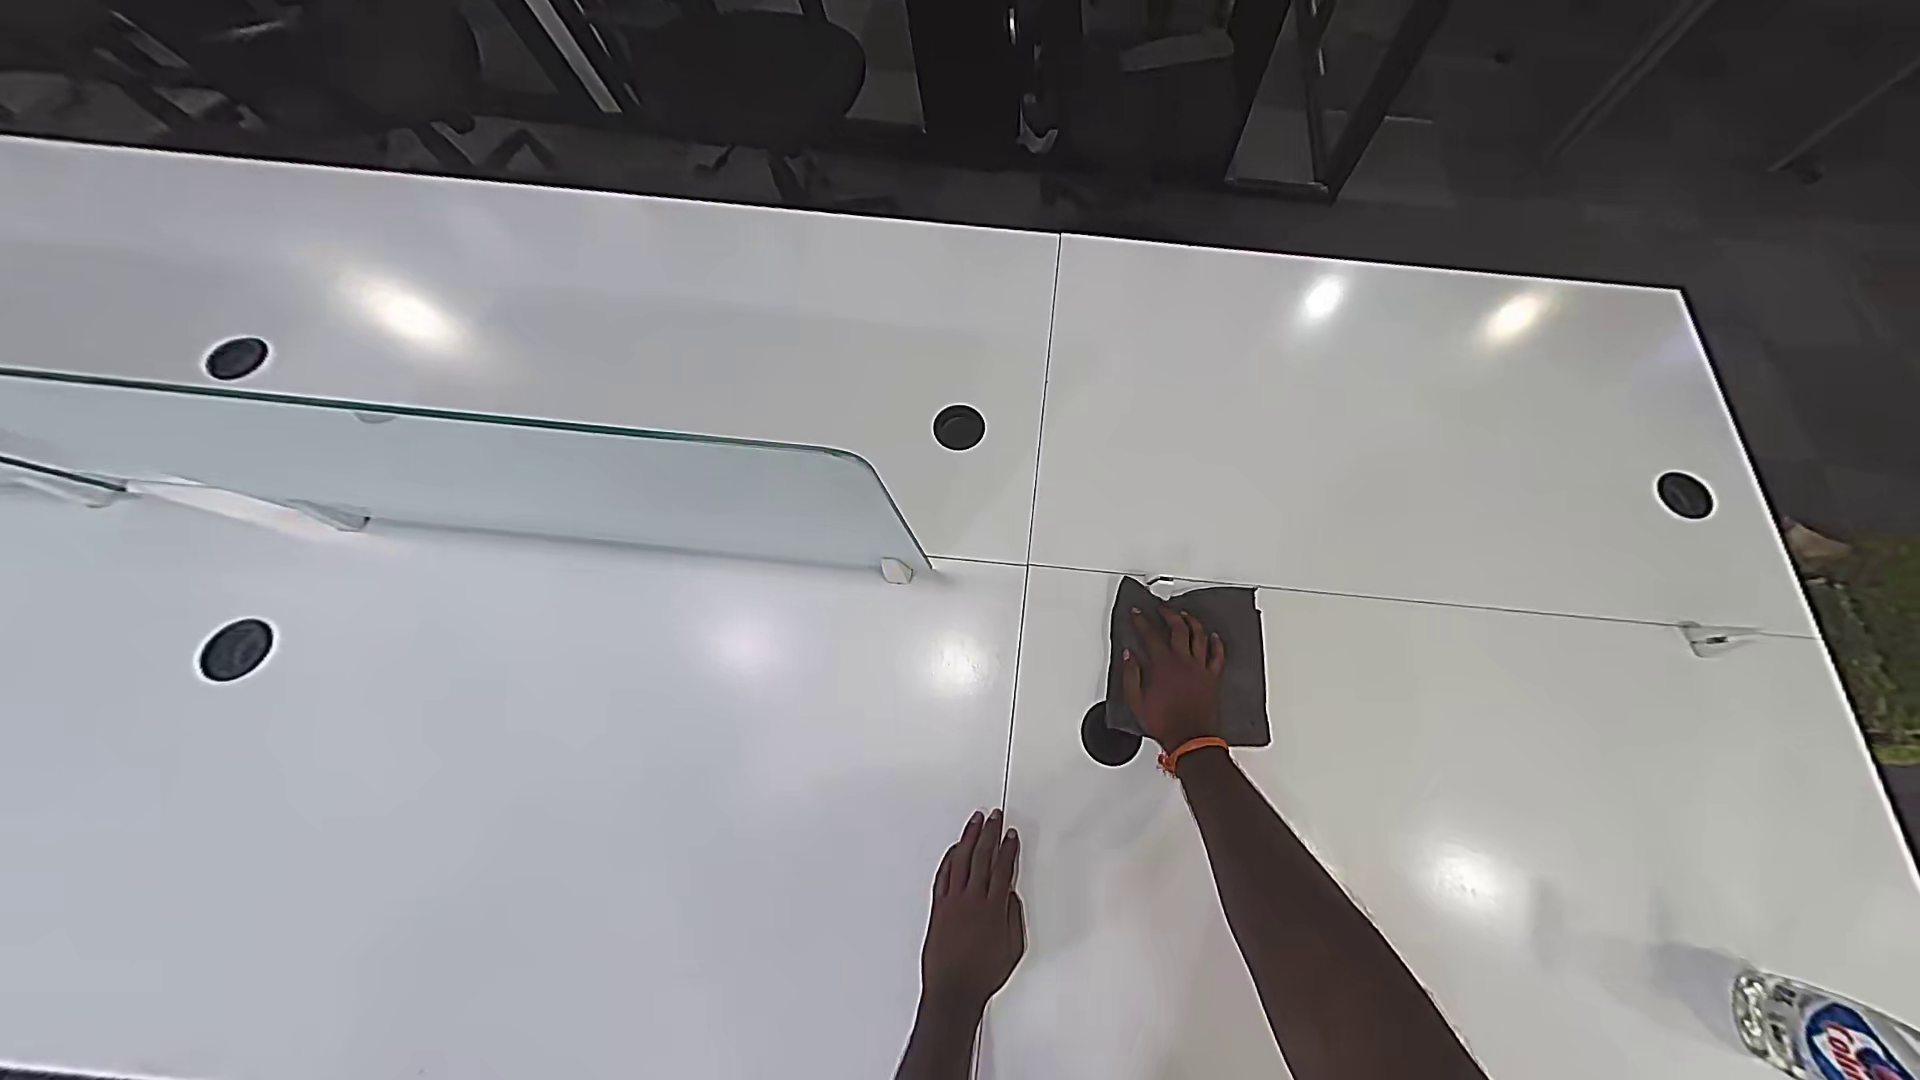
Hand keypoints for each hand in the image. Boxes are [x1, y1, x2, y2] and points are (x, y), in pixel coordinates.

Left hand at [919, 809, 1025, 1016]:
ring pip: (962, 859)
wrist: (953, 991)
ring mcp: (953, 900)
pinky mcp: (938, 905)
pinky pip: (944, 874)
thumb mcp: (1013, 948)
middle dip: (991, 832)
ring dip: (970, 836)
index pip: (1003, 867)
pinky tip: (955, 847)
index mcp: (993, 908)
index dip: (1008, 848)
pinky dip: (950, 857)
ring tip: (976, 820)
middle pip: (983, 856)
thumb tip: (1011, 894)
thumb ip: (1014, 916)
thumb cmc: (983, 974)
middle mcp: (973, 899)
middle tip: (995, 816)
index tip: (1011, 834)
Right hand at [1123, 605, 1225, 750]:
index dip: (1141, 620)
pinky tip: (1214, 636)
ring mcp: (1200, 668)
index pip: (1150, 635)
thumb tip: (1129, 656)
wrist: (1191, 739)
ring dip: (1191, 621)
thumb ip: (1131, 674)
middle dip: (1168, 614)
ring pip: (1199, 635)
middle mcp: (1183, 661)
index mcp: (1163, 665)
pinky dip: (1216, 643)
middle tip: (1162, 609)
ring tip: (1185, 614)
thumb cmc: (1164, 722)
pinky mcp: (1212, 678)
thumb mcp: (1136, 700)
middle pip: (1178, 628)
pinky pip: (1218, 655)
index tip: (1137, 612)